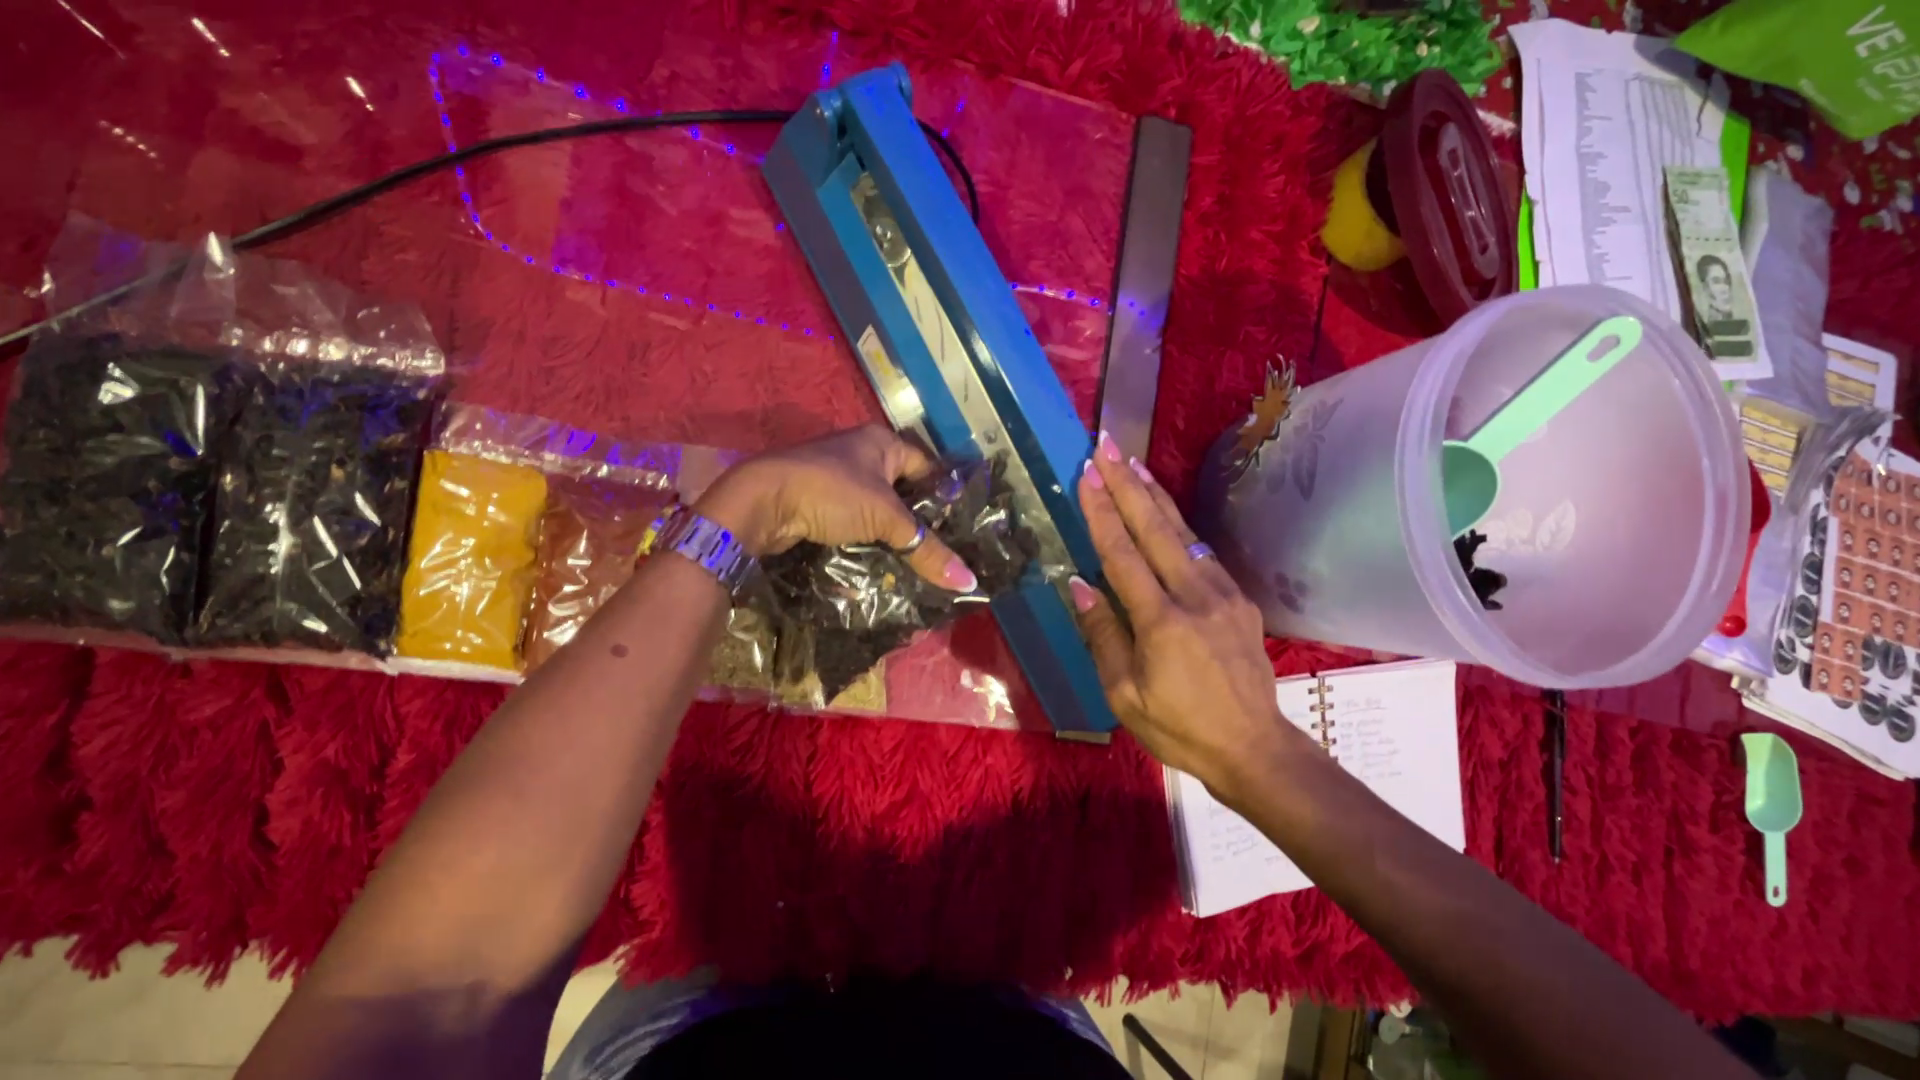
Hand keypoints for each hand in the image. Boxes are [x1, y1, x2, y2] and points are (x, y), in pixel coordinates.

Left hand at [694, 425, 978, 591]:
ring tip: (917, 565)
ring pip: (876, 510)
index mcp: (881, 442)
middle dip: (918, 522)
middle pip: (902, 491)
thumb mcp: (885, 519)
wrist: (762, 502)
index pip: (927, 467)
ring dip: (891, 536)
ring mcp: (836, 479)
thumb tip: (969, 582)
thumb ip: (926, 550)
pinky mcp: (817, 503)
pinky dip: (866, 542)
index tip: (962, 529)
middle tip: (942, 553)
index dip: (944, 496)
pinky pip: (853, 523)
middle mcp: (860, 454)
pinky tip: (881, 565)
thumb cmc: (831, 492)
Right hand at [1068, 432, 1303, 792]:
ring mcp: (1224, 594)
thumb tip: (1081, 584)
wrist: (1253, 747)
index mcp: (1162, 621)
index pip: (1123, 554)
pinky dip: (1180, 525)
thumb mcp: (1125, 695)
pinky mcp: (1240, 601)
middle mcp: (1196, 595)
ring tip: (1133, 463)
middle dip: (1127, 484)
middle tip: (1107, 446)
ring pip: (1184, 532)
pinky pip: (1203, 552)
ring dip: (1155, 495)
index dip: (1102, 512)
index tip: (1086, 475)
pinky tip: (1166, 513)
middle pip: (1156, 528)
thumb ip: (1104, 635)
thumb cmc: (1179, 729)